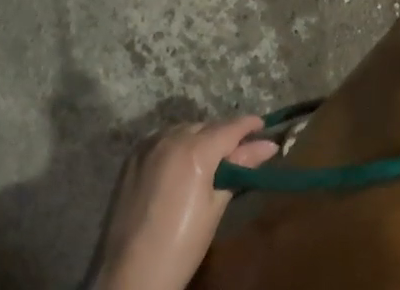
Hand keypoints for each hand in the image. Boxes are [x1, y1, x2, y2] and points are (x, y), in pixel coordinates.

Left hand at [91, 116, 278, 289]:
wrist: (132, 272)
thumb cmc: (182, 244)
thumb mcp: (215, 206)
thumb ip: (239, 169)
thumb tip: (267, 146)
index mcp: (195, 151)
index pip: (228, 128)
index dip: (248, 126)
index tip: (263, 125)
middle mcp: (170, 138)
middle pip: (205, 127)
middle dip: (223, 135)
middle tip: (240, 152)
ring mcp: (147, 145)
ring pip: (182, 130)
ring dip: (199, 137)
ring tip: (211, 159)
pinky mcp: (132, 157)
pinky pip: (162, 139)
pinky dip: (177, 144)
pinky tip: (182, 163)